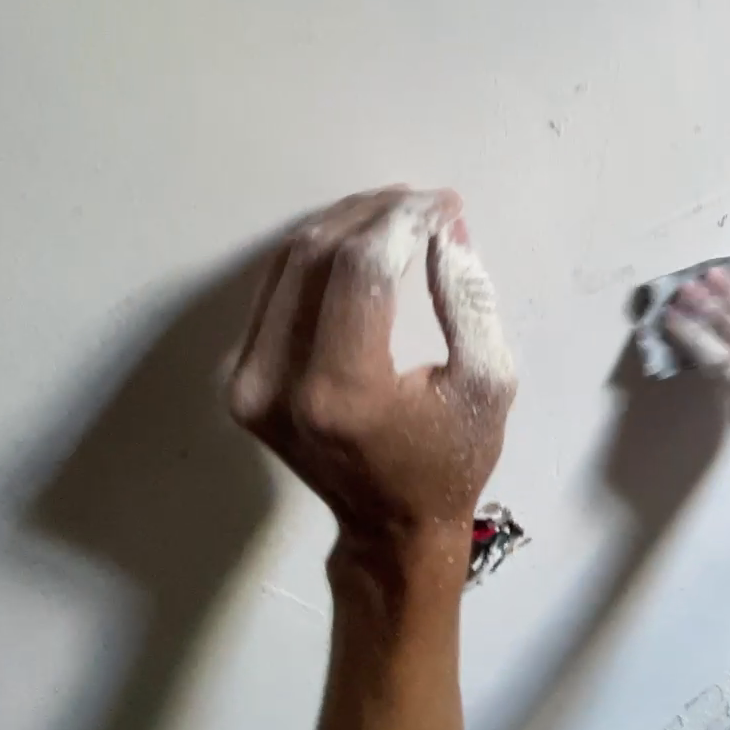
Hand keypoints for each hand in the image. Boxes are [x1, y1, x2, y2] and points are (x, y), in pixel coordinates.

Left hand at [226, 186, 516, 582]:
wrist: (393, 528)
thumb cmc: (454, 461)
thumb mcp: (489, 383)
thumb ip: (469, 300)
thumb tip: (447, 229)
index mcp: (344, 391)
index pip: (361, 270)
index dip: (404, 222)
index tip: (444, 204)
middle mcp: (276, 382)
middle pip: (315, 257)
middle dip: (375, 214)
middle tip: (425, 201)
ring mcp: (246, 382)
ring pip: (286, 266)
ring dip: (344, 226)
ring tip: (399, 212)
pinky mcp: (240, 380)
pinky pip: (276, 293)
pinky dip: (320, 258)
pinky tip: (362, 245)